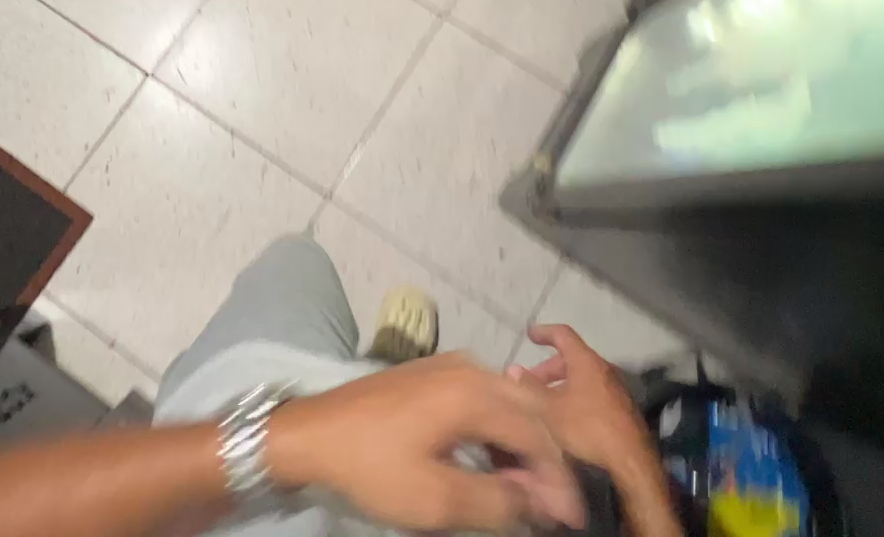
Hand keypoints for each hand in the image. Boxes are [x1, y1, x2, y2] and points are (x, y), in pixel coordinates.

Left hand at [265, 352, 585, 531]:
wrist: (313, 432)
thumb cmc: (372, 465)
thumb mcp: (435, 499)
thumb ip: (497, 501)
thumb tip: (540, 501)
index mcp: (472, 393)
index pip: (536, 434)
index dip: (558, 479)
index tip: (570, 519)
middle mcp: (467, 368)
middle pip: (529, 407)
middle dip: (547, 456)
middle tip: (552, 503)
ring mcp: (448, 365)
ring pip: (508, 398)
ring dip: (523, 440)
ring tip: (524, 487)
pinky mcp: (431, 371)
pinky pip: (484, 393)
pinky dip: (498, 425)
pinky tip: (492, 457)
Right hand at [510, 325, 656, 479]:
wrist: (632, 461)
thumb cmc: (587, 427)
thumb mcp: (551, 409)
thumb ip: (531, 387)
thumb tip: (514, 369)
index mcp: (586, 361)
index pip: (563, 334)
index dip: (544, 332)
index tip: (530, 335)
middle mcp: (603, 368)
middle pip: (572, 358)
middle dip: (549, 368)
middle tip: (531, 382)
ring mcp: (616, 388)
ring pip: (583, 377)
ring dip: (563, 384)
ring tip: (547, 402)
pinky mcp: (624, 408)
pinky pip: (595, 392)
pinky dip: (577, 395)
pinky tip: (569, 416)